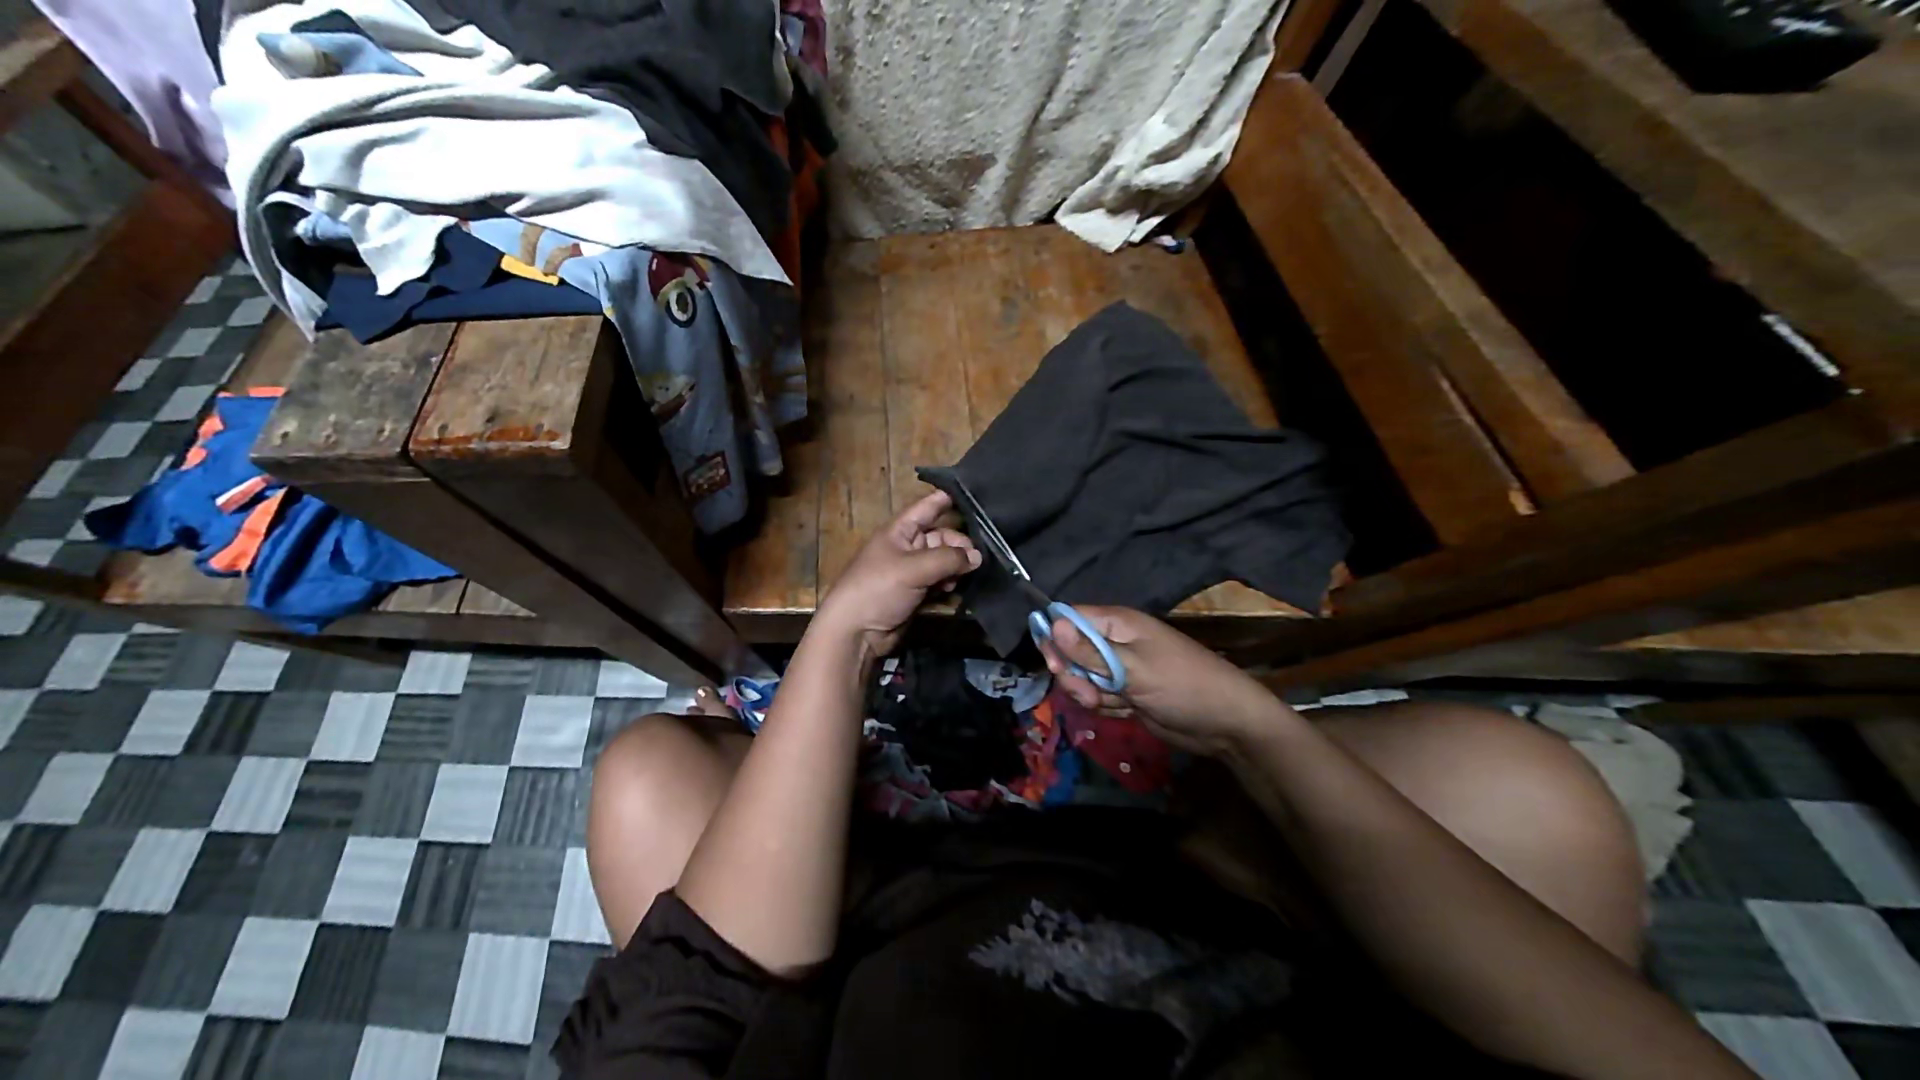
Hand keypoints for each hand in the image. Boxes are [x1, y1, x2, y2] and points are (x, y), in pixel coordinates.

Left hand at [817, 490, 981, 657]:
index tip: (976, 495)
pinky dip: (950, 582)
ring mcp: (911, 571)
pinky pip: (939, 581)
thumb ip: (948, 559)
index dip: (946, 499)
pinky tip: (957, 587)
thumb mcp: (914, 568)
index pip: (927, 507)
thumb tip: (977, 556)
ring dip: (957, 565)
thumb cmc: (879, 588)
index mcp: (899, 531)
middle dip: (959, 543)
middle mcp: (906, 547)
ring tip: (970, 573)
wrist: (856, 632)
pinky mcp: (916, 593)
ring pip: (942, 560)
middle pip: (940, 536)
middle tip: (979, 556)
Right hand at [1038, 606, 1283, 755]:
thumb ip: (1090, 651)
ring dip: (1091, 694)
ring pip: (1083, 678)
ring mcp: (1120, 669)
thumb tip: (1052, 624)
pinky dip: (1108, 707)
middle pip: (1070, 652)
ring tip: (1116, 703)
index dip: (1055, 639)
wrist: (1225, 723)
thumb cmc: (1182, 685)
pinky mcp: (1126, 693)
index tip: (1054, 665)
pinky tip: (1127, 712)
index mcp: (1117, 623)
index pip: (1069, 619)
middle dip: (1075, 675)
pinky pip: (1099, 697)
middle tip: (1091, 694)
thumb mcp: (1133, 668)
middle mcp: (1115, 641)